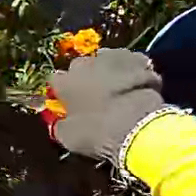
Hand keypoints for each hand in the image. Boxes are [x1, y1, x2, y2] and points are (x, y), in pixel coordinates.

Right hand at [46, 48, 177, 169]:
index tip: (67, 103)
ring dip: (108, 71)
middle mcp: (86, 63)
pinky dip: (132, 72)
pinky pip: (131, 62)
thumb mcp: (70, 138)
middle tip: (93, 97)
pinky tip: (137, 85)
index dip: (61, 92)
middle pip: (81, 67)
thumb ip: (61, 126)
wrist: (140, 126)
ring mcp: (114, 57)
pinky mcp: (139, 59)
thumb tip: (60, 124)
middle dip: (84, 78)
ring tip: (117, 90)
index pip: (55, 81)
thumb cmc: (99, 133)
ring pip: (107, 60)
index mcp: (65, 82)